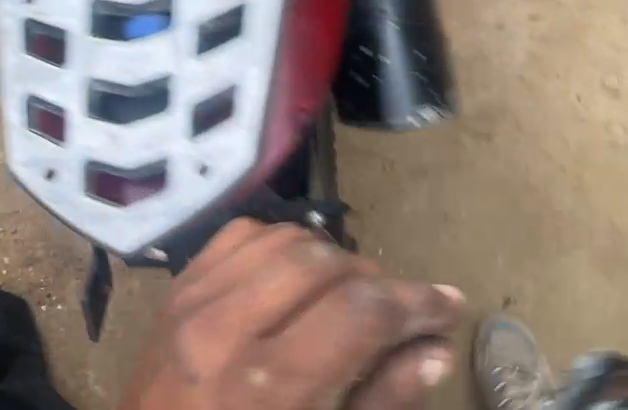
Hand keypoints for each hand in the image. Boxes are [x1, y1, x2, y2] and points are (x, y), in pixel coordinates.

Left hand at [121, 219, 464, 409]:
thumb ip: (380, 403)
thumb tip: (434, 349)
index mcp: (264, 387)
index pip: (356, 311)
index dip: (414, 302)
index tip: (449, 304)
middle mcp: (224, 326)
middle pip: (323, 264)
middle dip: (377, 280)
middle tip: (402, 309)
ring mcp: (193, 295)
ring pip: (286, 238)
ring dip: (333, 257)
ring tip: (354, 292)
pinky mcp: (178, 282)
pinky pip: (244, 233)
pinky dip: (282, 243)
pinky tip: (299, 274)